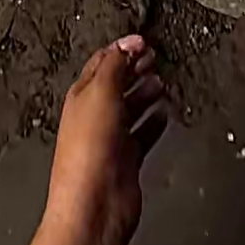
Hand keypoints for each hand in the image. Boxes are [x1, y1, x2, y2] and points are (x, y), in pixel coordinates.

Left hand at [27, 35, 166, 244]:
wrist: (94, 204)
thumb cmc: (87, 151)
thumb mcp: (100, 93)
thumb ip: (114, 66)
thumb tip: (125, 45)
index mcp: (82, 93)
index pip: (103, 60)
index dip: (122, 48)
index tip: (141, 40)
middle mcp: (95, 112)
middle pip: (117, 81)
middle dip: (134, 66)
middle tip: (153, 55)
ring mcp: (111, 136)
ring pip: (131, 106)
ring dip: (145, 91)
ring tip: (160, 79)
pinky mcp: (126, 158)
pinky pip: (142, 133)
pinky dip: (153, 121)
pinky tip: (162, 113)